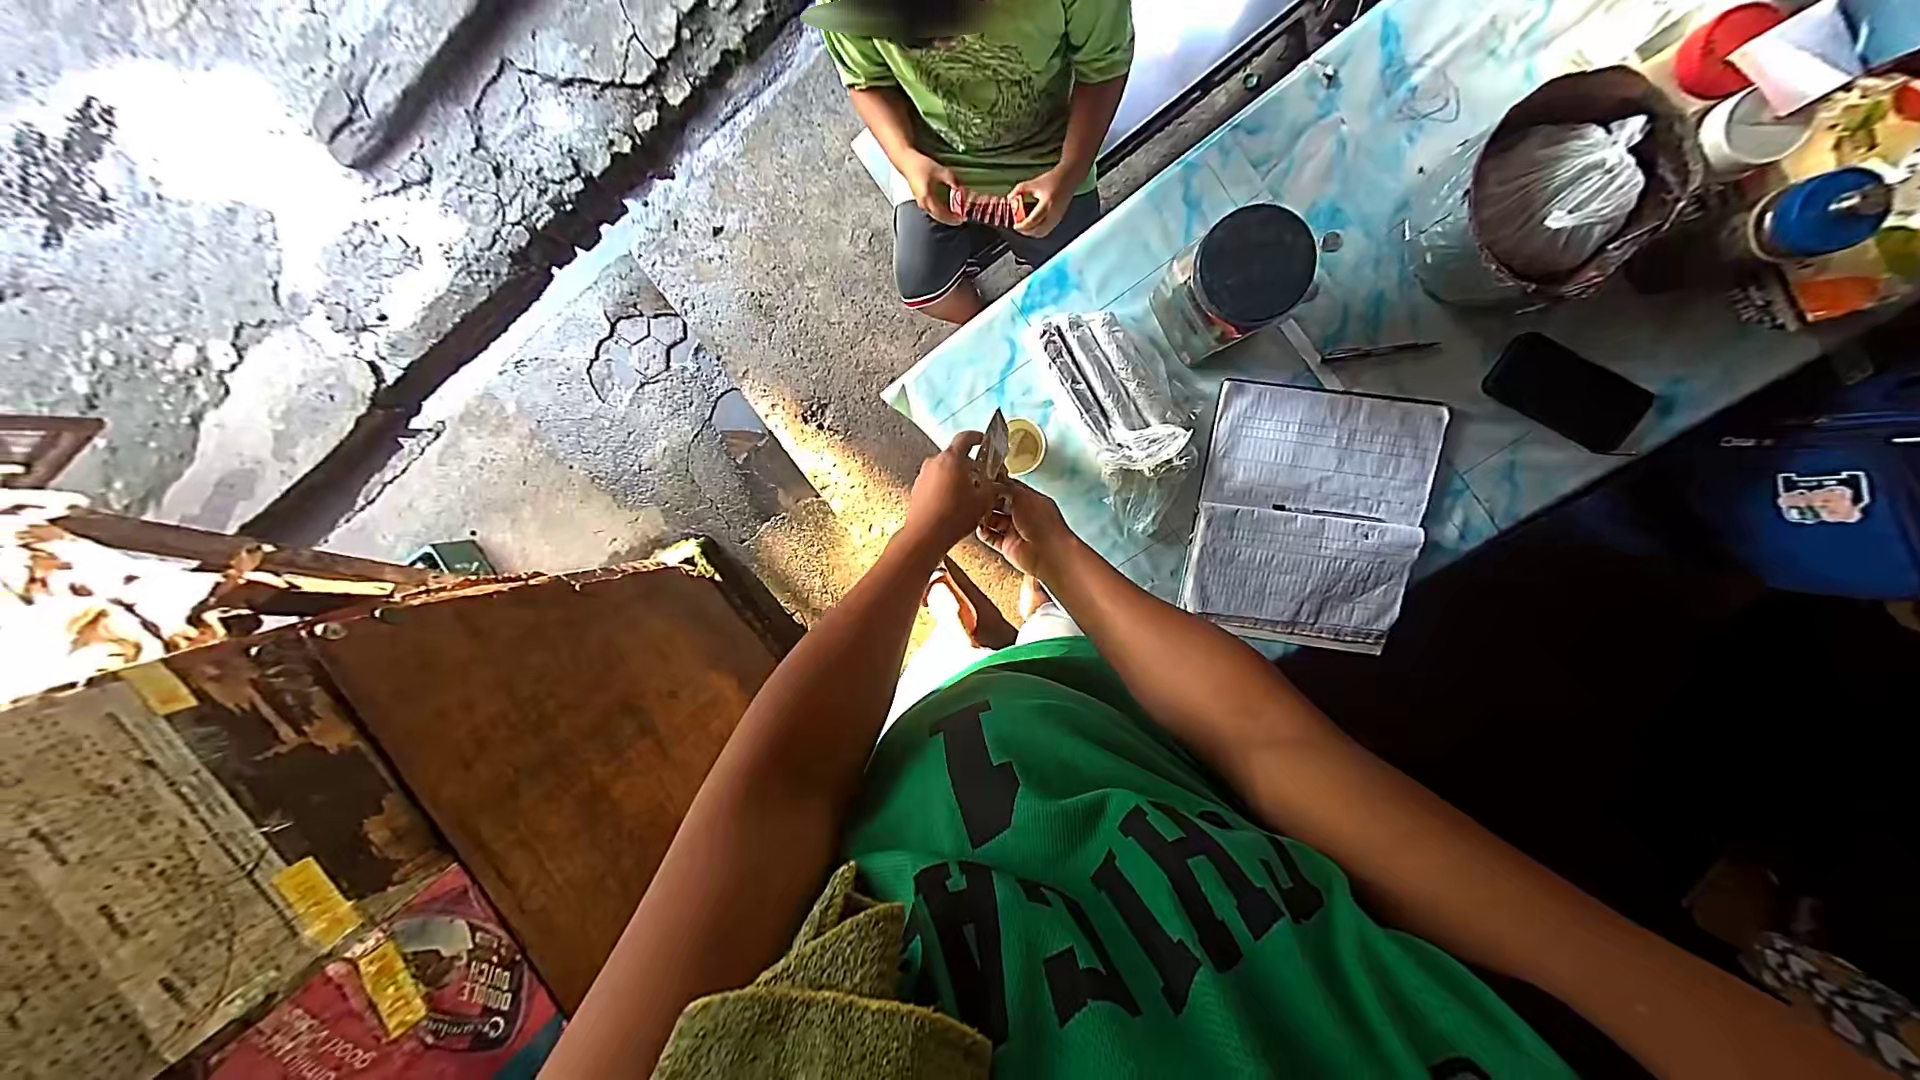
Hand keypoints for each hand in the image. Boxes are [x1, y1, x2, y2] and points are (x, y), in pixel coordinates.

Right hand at [901, 152, 964, 226]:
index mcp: (928, 198)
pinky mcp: (921, 200)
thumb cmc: (921, 165)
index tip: (962, 218)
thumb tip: (961, 188)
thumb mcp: (939, 170)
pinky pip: (932, 211)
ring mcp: (921, 203)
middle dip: (950, 220)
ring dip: (945, 217)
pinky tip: (947, 210)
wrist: (907, 162)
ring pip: (935, 215)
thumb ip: (952, 179)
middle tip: (960, 219)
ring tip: (955, 216)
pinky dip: (941, 213)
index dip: (952, 218)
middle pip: (939, 217)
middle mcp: (923, 204)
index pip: (942, 214)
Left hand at [903, 431, 1003, 552]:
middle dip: (969, 464)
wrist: (925, 536)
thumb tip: (996, 484)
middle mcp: (934, 463)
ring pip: (944, 469)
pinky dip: (944, 487)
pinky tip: (953, 503)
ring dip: (956, 477)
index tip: (983, 441)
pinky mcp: (917, 489)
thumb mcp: (983, 501)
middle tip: (981, 476)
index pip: (966, 437)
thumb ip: (992, 487)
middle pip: (955, 455)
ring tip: (968, 494)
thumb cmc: (952, 517)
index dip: (977, 437)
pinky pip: (934, 482)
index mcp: (952, 459)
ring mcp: (923, 476)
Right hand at [977, 479, 1074, 578]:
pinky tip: (978, 528)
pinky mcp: (1009, 546)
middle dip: (989, 501)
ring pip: (995, 522)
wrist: (1045, 552)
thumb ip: (1007, 488)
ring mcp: (1016, 532)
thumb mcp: (1023, 497)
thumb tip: (995, 482)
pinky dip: (984, 533)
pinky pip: (992, 538)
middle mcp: (1025, 516)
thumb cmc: (1043, 523)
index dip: (998, 486)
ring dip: (984, 517)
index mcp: (1032, 501)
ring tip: (975, 512)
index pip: (1012, 490)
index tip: (985, 482)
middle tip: (977, 497)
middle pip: (1001, 506)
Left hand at [1008, 166, 1078, 237]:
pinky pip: (1047, 231)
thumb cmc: (1051, 180)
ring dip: (1032, 233)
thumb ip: (1019, 190)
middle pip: (1037, 231)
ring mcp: (1056, 218)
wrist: (1068, 178)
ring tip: (1024, 227)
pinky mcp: (1058, 220)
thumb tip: (1009, 198)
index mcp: (1046, 204)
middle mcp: (1052, 214)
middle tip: (1018, 227)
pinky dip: (1038, 231)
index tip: (1015, 226)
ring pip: (1042, 233)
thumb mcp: (1033, 183)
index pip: (1032, 221)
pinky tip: (1033, 226)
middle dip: (1026, 231)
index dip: (1022, 226)